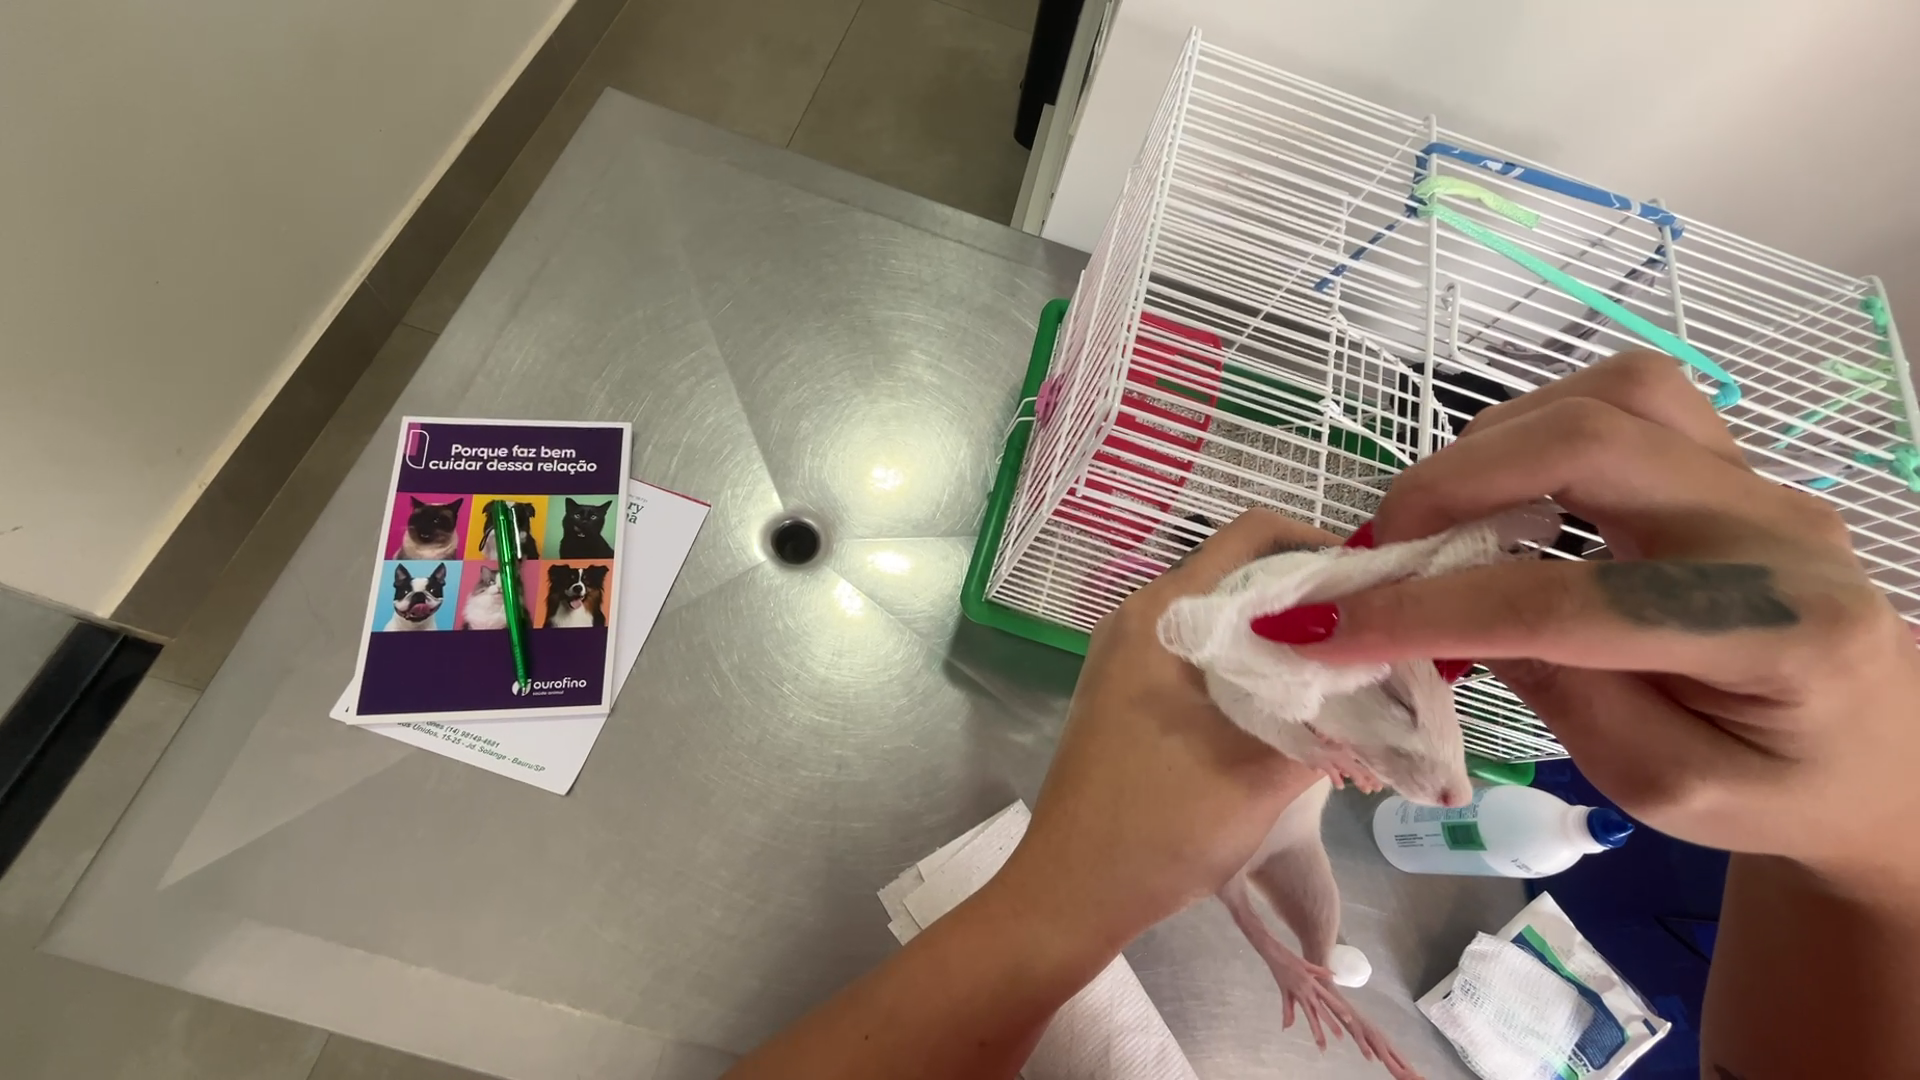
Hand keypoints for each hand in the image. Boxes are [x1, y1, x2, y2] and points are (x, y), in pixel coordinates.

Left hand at [992, 510, 1336, 949]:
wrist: (1072, 887)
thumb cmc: (1160, 824)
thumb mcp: (1260, 768)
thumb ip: (1329, 712)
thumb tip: (1384, 669)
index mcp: (1161, 613)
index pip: (1250, 536)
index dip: (1319, 543)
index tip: (1376, 580)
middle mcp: (1138, 618)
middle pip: (1237, 574)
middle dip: (1308, 595)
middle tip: (1376, 631)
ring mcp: (1127, 654)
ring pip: (1219, 618)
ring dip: (1279, 635)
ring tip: (1347, 668)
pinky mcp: (1127, 690)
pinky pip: (1199, 652)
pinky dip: (1248, 662)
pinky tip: (1292, 699)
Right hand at [1289, 351, 1919, 879]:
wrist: (1873, 756)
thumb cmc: (1768, 787)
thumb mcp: (1658, 785)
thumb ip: (1556, 692)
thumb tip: (1447, 614)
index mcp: (1776, 635)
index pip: (1557, 604)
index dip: (1423, 611)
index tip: (1322, 628)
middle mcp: (1774, 529)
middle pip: (1588, 440)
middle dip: (1448, 485)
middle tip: (1381, 545)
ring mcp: (1752, 478)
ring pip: (1605, 395)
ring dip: (1487, 446)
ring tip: (1435, 515)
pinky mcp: (1720, 461)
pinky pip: (1619, 396)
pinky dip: (1525, 428)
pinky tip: (1492, 486)